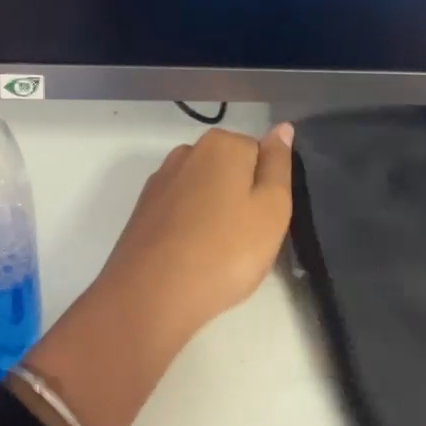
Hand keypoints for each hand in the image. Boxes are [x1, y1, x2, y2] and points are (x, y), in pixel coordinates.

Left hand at [96, 124, 295, 339]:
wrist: (149, 297)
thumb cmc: (224, 251)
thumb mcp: (272, 208)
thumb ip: (278, 164)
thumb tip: (282, 128)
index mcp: (222, 144)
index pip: (260, 154)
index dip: (267, 189)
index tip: (263, 222)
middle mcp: (187, 151)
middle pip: (230, 170)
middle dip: (240, 199)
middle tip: (245, 241)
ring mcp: (161, 181)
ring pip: (204, 191)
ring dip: (214, 214)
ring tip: (216, 255)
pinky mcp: (142, 210)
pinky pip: (180, 211)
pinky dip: (189, 228)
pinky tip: (189, 258)